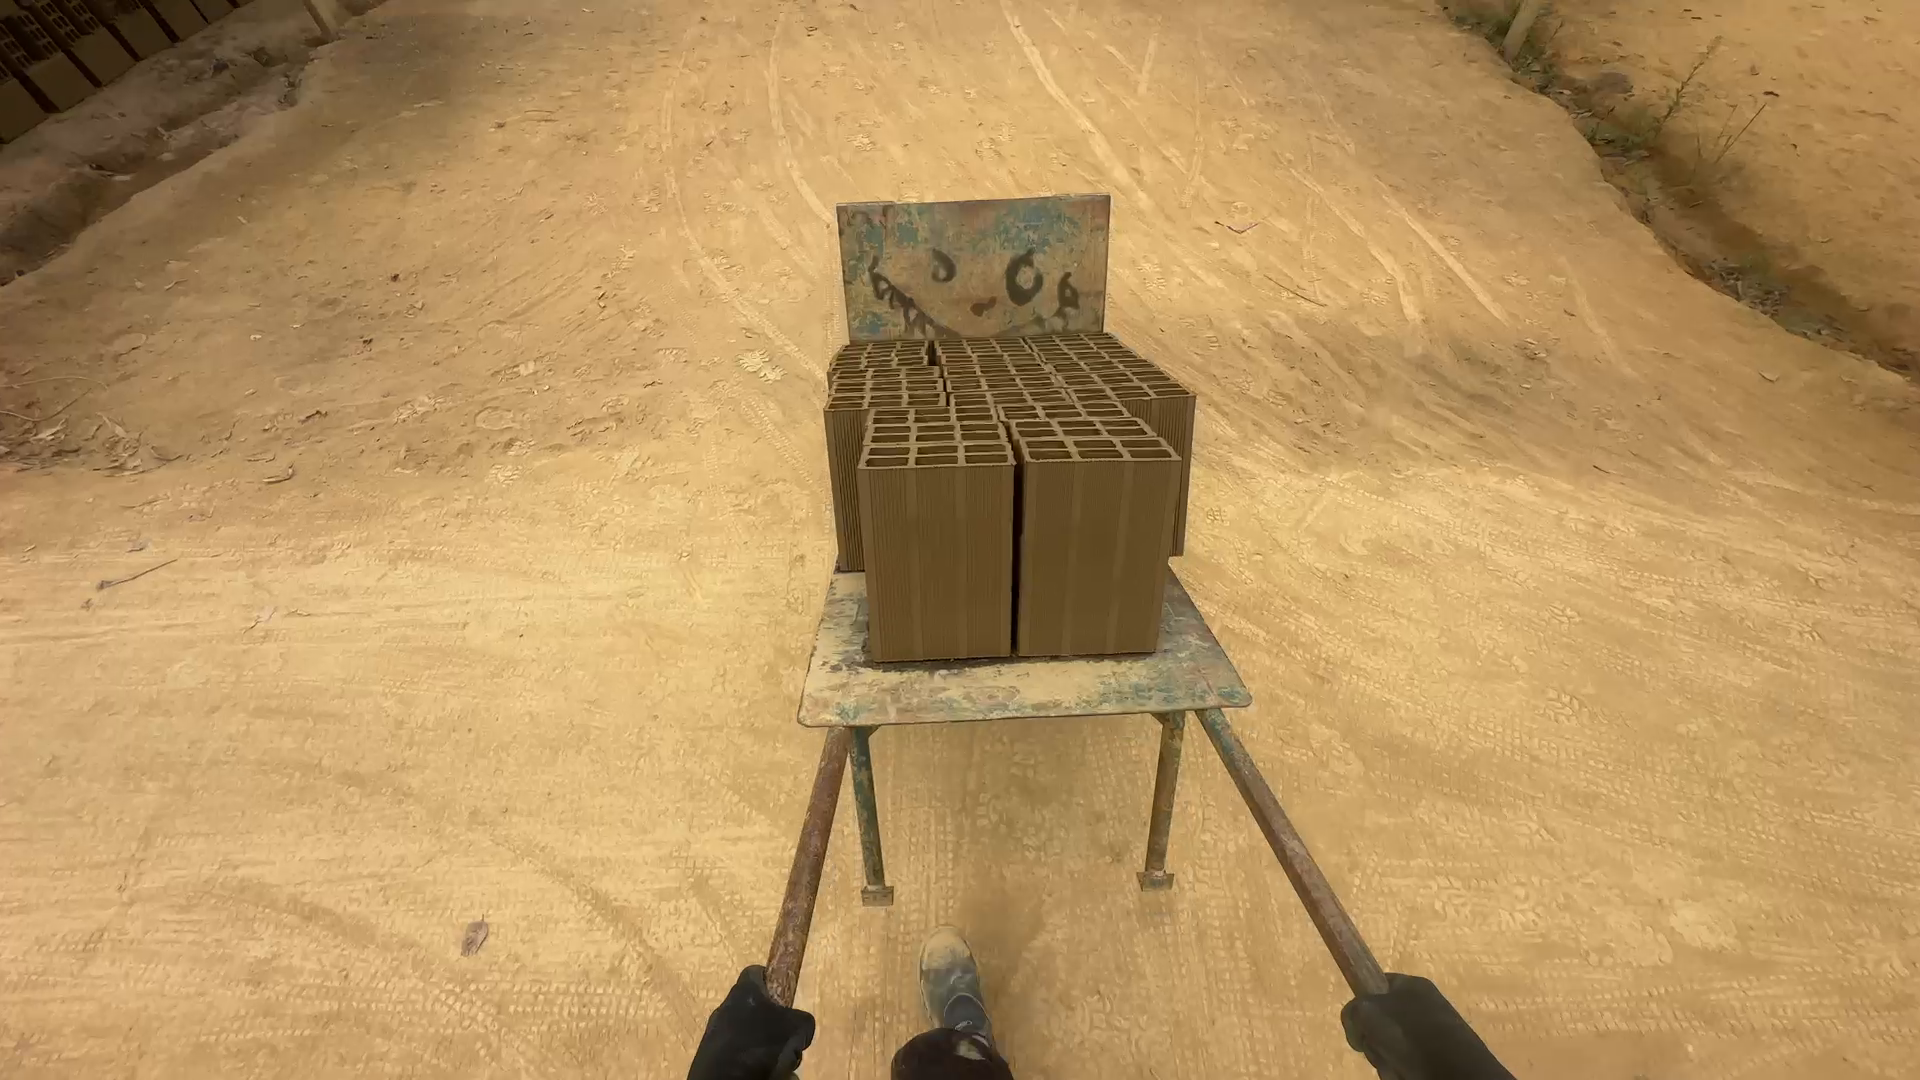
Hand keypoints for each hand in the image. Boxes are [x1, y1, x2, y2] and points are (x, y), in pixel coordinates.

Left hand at [687, 966, 815, 1079]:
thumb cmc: (760, 1044)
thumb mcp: (798, 1026)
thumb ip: (804, 1021)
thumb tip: (801, 1030)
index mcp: (743, 991)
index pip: (757, 972)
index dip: (773, 981)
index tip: (785, 999)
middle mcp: (726, 1009)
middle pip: (758, 1011)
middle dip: (777, 1029)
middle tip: (789, 1045)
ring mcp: (716, 1036)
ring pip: (752, 1038)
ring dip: (769, 1052)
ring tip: (781, 1069)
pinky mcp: (711, 1061)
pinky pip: (740, 1058)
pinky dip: (755, 1068)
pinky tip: (767, 1078)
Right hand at [1341, 974, 1515, 1079]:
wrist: (1463, 1078)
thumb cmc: (1411, 1035)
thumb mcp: (1366, 1012)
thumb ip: (1351, 1012)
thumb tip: (1356, 1031)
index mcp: (1412, 985)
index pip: (1378, 986)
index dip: (1364, 1003)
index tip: (1361, 1023)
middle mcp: (1426, 1008)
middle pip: (1384, 1021)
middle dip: (1375, 1041)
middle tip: (1378, 1049)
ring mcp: (1437, 1037)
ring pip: (1395, 1048)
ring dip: (1387, 1061)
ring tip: (1396, 1068)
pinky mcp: (1445, 1064)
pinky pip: (1412, 1066)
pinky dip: (1404, 1074)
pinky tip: (1407, 1077)